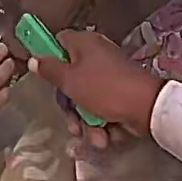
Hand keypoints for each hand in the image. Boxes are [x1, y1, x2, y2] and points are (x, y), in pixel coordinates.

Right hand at [30, 30, 163, 145]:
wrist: (148, 108)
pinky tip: (106, 136)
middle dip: (70, 106)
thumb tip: (33, 59)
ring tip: (95, 138)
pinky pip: (102, 104)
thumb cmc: (104, 88)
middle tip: (73, 122)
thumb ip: (49, 70)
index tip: (46, 78)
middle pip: (69, 76)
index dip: (49, 59)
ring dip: (86, 120)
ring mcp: (109, 72)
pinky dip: (102, 121)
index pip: (57, 42)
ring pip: (85, 96)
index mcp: (83, 43)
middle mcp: (96, 53)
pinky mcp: (120, 90)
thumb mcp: (69, 81)